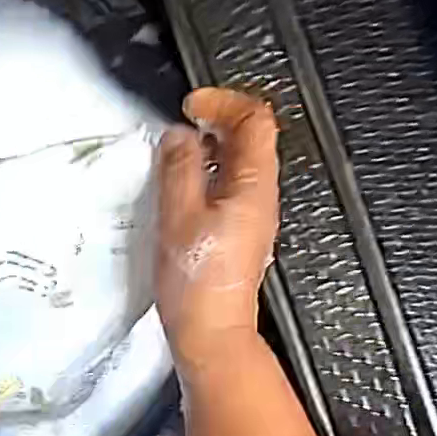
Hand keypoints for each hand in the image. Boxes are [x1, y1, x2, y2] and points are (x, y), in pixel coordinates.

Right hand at [155, 88, 280, 369]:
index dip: (223, 102)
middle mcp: (261, 198)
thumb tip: (178, 137)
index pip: (254, 120)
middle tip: (181, 126)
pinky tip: (182, 195)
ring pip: (237, 168)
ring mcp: (251, 219)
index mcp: (254, 185)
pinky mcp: (237, 238)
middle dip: (216, 124)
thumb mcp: (179, 218)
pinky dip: (206, 181)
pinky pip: (227, 194)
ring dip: (209, 153)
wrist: (210, 332)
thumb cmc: (197, 282)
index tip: (192, 105)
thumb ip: (178, 171)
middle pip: (250, 141)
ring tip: (176, 158)